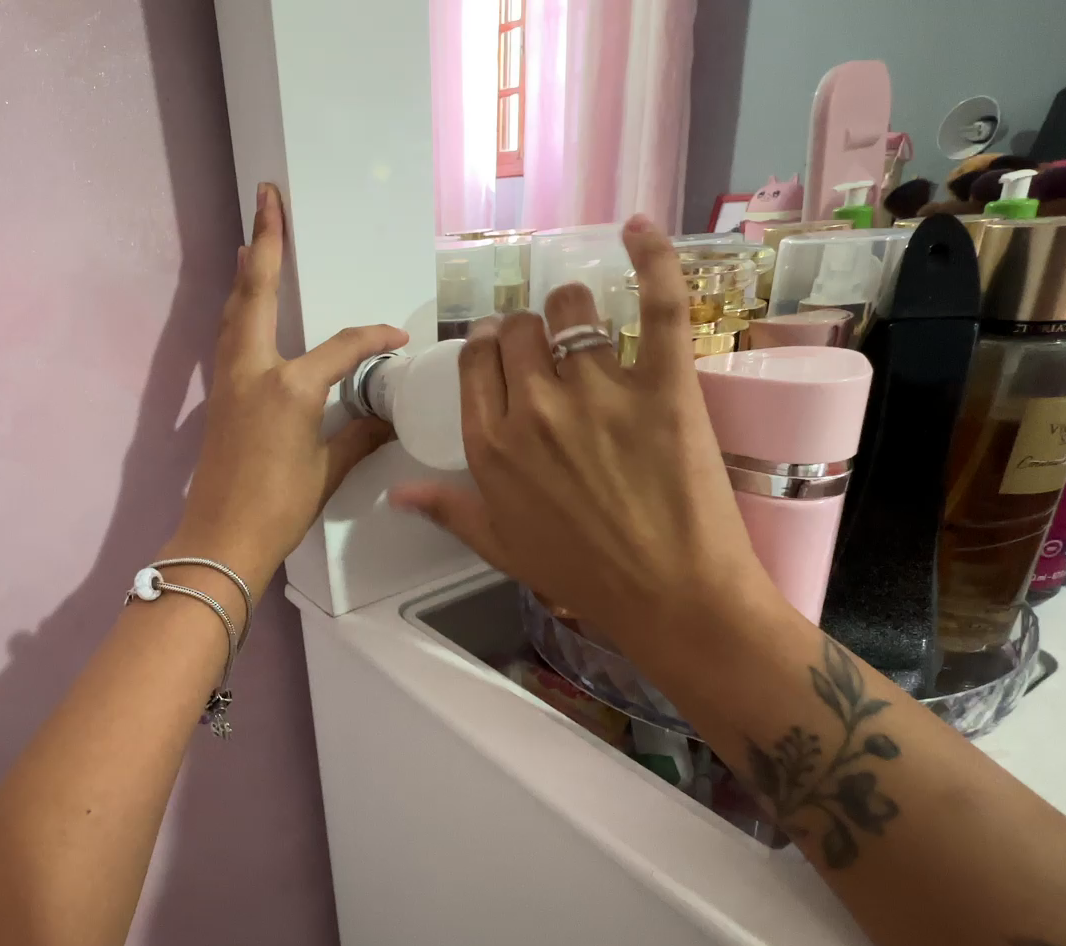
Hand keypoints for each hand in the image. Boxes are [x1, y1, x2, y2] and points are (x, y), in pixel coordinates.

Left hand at [173, 183, 405, 594]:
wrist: (220, 541)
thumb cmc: (278, 508)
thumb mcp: (327, 471)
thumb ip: (358, 436)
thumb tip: (387, 419)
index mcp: (290, 386)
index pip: (343, 347)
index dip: (375, 339)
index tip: (399, 338)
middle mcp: (253, 370)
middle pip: (257, 293)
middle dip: (263, 241)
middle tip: (265, 197)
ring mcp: (227, 382)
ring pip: (234, 312)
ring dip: (245, 273)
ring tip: (251, 239)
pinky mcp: (216, 399)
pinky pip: (228, 339)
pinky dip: (238, 312)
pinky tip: (244, 310)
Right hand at [390, 217, 781, 671]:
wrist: (668, 596)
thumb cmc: (579, 576)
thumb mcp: (499, 546)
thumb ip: (447, 509)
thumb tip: (398, 492)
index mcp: (491, 447)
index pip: (474, 365)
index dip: (485, 348)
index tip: (497, 349)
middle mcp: (533, 410)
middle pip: (516, 333)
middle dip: (524, 330)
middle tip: (543, 342)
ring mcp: (598, 393)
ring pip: (572, 311)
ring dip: (571, 307)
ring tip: (582, 317)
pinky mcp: (663, 385)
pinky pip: (655, 305)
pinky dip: (651, 258)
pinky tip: (636, 229)